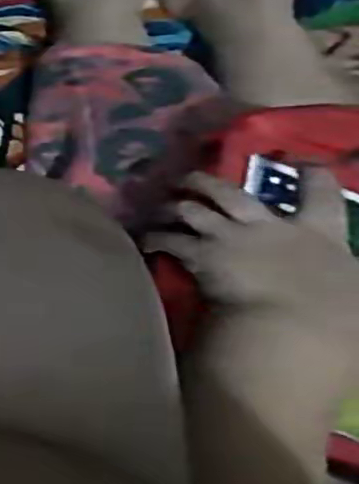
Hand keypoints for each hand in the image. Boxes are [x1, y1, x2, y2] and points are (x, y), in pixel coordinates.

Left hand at [144, 169, 358, 344]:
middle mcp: (267, 226)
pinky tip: (146, 242)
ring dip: (170, 207)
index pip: (321, 195)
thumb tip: (345, 265)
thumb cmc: (340, 309)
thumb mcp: (354, 279)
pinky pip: (164, 238)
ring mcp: (228, 236)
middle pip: (227, 192)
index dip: (312, 176)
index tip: (301, 162)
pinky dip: (152, 238)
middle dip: (202, 181)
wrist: (294, 322)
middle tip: (185, 179)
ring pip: (188, 208)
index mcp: (320, 232)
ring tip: (158, 208)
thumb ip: (342, 263)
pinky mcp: (198, 252)